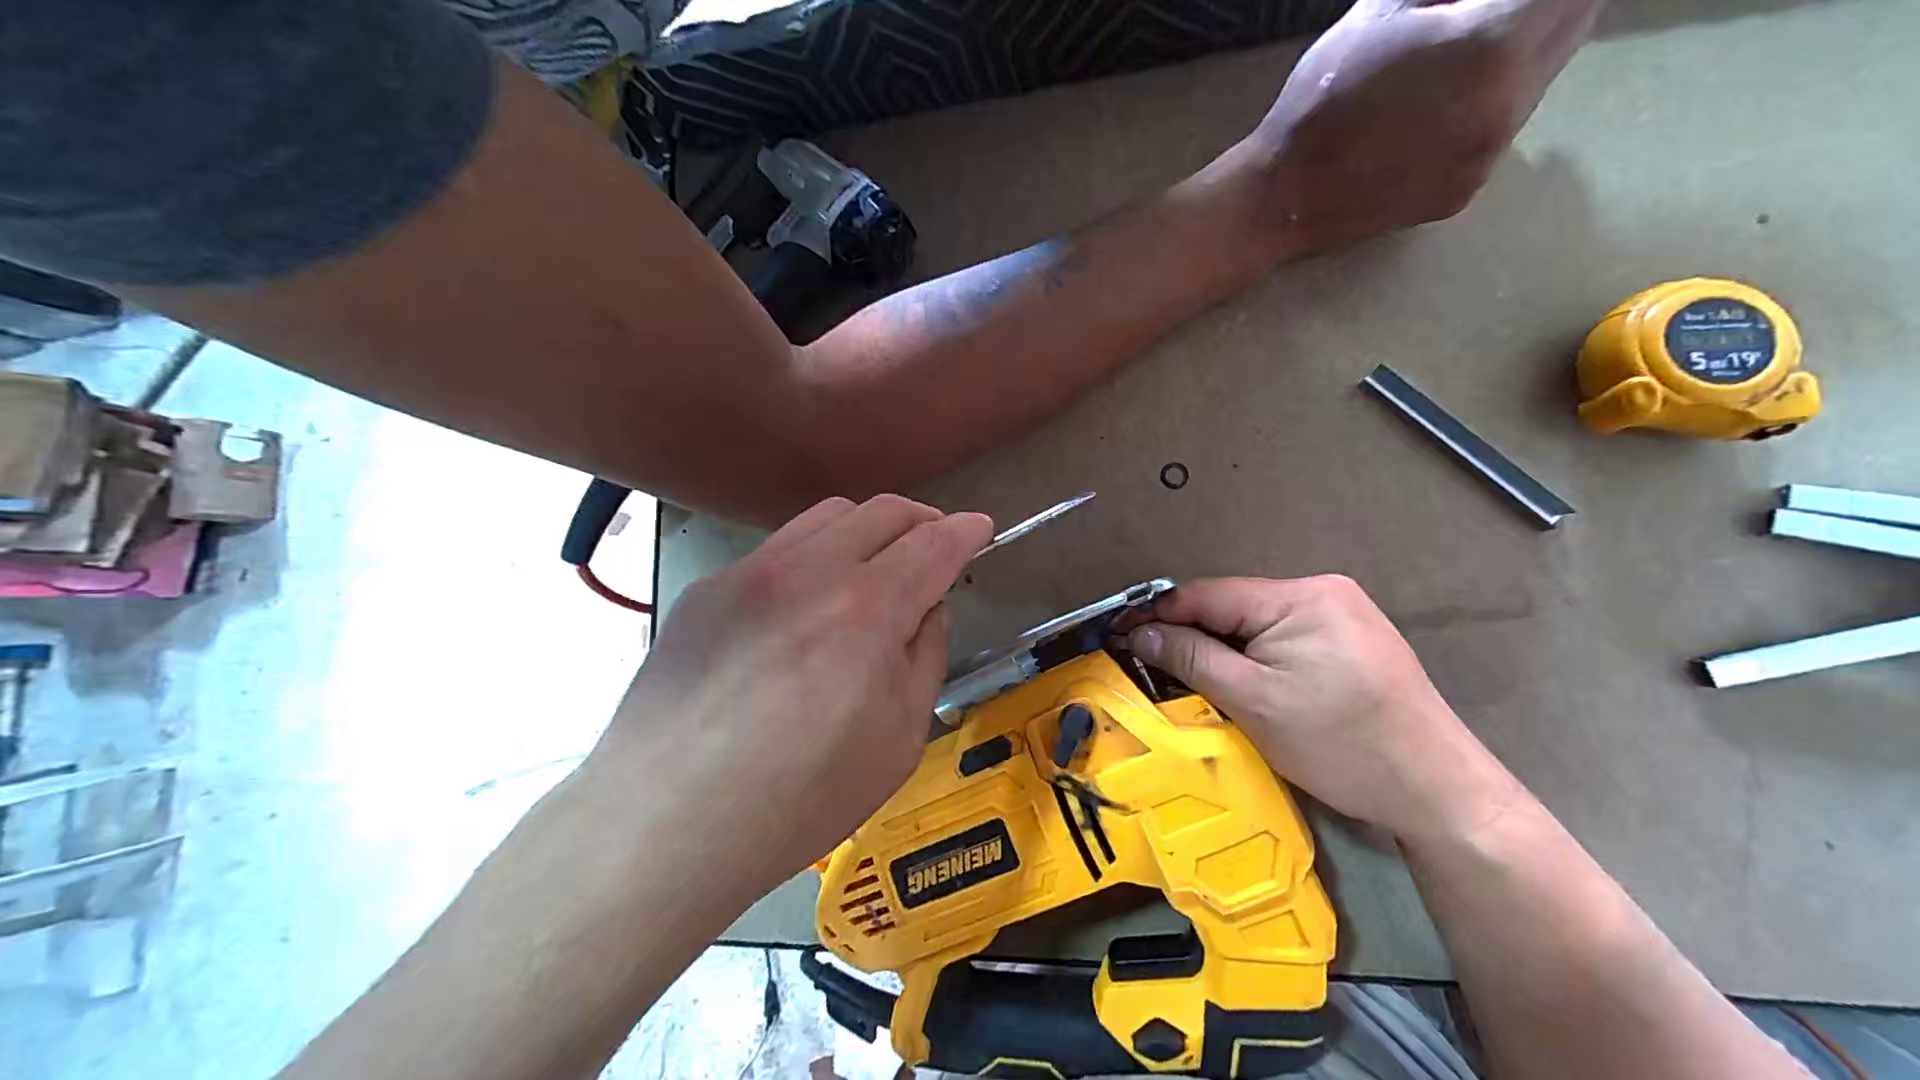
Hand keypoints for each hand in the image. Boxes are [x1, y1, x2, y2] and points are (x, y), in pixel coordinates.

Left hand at [592, 495, 992, 883]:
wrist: (666, 820)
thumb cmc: (799, 797)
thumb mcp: (899, 739)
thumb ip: (924, 656)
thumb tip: (926, 609)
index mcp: (867, 609)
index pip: (932, 544)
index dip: (964, 532)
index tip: (978, 530)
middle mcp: (809, 571)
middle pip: (881, 511)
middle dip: (922, 520)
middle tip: (935, 546)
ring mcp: (751, 573)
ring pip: (825, 516)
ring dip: (867, 530)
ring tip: (873, 568)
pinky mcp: (708, 589)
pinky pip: (777, 551)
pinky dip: (813, 559)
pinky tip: (806, 606)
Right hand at [1125, 576, 1527, 839]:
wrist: (1438, 791)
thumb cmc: (1341, 746)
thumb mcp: (1254, 702)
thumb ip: (1192, 658)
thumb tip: (1140, 633)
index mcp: (1301, 597)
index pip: (1208, 594)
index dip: (1159, 613)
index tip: (1121, 633)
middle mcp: (1323, 590)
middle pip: (1232, 605)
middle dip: (1191, 633)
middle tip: (1152, 662)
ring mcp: (1343, 612)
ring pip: (1256, 621)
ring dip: (1221, 646)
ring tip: (1190, 675)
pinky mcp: (1353, 638)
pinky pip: (1283, 635)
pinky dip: (1253, 654)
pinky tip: (1241, 679)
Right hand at [1240, 0, 1604, 251]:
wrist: (1278, 200)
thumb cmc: (1315, 105)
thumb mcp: (1375, 16)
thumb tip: (1461, 1)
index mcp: (1492, 47)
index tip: (1489, 0)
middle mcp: (1507, 105)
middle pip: (1574, 25)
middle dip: (1546, 4)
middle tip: (1493, 11)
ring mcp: (1487, 157)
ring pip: (1538, 84)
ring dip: (1519, 59)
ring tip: (1459, 63)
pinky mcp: (1464, 192)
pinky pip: (1498, 136)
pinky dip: (1484, 112)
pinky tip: (1437, 115)